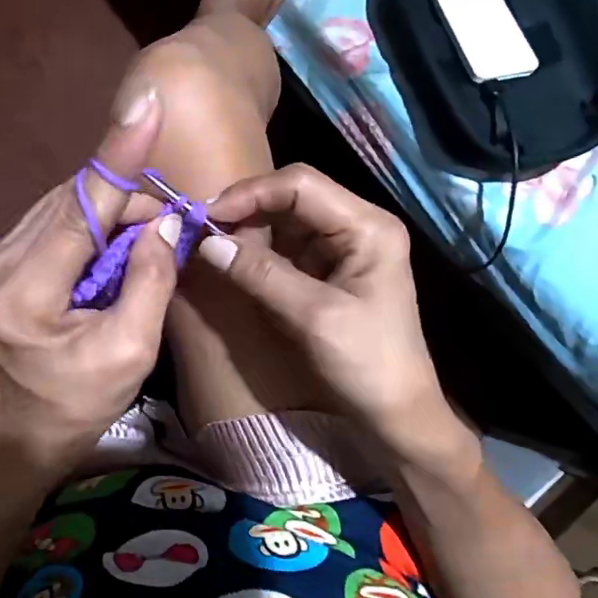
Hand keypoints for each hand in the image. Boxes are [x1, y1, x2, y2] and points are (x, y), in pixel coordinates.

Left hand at [0, 90, 178, 466]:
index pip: (78, 211)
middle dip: (126, 199)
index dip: (117, 158)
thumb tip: (164, 222)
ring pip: (63, 204)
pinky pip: (55, 219)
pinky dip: (93, 218)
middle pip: (72, 201)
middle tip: (168, 223)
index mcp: (23, 294)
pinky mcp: (4, 261)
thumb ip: (150, 280)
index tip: (146, 106)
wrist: (33, 428)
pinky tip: (117, 237)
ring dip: (111, 208)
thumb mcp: (131, 350)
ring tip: (148, 233)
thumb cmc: (84, 401)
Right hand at [202, 164, 460, 450]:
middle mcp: (357, 225)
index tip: (208, 216)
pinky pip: (286, 247)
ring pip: (285, 220)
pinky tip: (234, 261)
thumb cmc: (366, 363)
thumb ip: (260, 274)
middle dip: (246, 209)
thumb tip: (206, 243)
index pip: (300, 185)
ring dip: (248, 229)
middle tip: (202, 230)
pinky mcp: (329, 269)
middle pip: (292, 196)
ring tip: (212, 246)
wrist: (395, 413)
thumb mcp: (312, 316)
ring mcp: (343, 247)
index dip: (250, 193)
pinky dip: (257, 251)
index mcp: (367, 227)